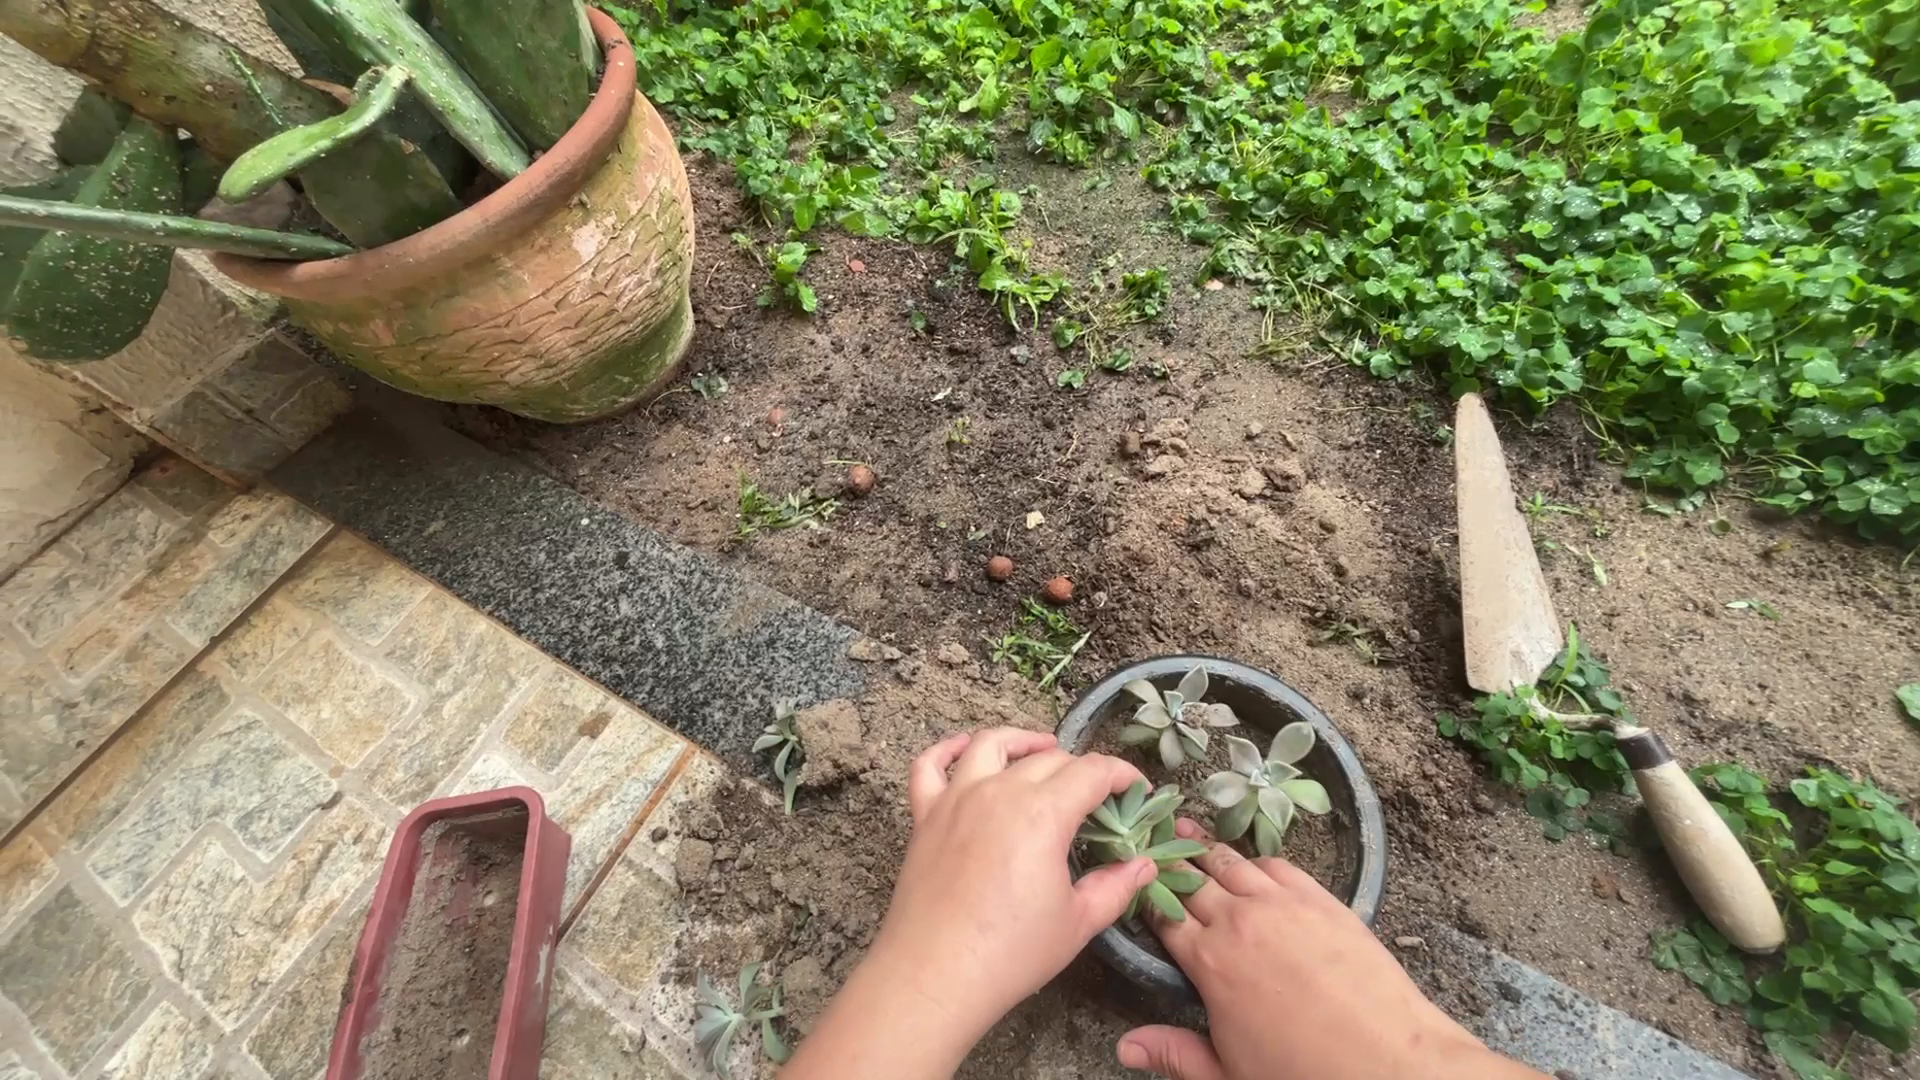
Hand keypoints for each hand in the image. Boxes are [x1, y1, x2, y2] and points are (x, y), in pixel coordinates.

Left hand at [782, 729, 1153, 1079]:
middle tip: (1096, 794)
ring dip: (1021, 741)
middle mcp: (999, 790)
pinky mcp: (925, 813)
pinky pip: (930, 765)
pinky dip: (947, 749)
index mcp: (1042, 812)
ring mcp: (957, 797)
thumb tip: (1144, 866)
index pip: (1092, 772)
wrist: (935, 974)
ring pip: (990, 743)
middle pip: (1048, 759)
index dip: (1121, 774)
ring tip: (1042, 750)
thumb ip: (1115, 887)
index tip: (1136, 789)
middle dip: (1080, 768)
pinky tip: (965, 750)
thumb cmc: (1011, 953)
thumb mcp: (1077, 923)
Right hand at [1120, 820, 1546, 1079]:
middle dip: (1169, 861)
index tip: (1133, 883)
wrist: (1395, 1069)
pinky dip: (1255, 862)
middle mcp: (1237, 919)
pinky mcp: (1319, 898)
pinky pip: (1276, 865)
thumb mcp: (1230, 1076)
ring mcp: (1279, 903)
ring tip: (1188, 829)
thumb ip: (1175, 1053)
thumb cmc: (1304, 1078)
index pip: (1163, 913)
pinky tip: (1250, 864)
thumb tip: (1123, 1045)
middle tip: (1154, 845)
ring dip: (1205, 848)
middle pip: (1191, 877)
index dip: (1145, 895)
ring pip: (1230, 861)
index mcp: (1209, 961)